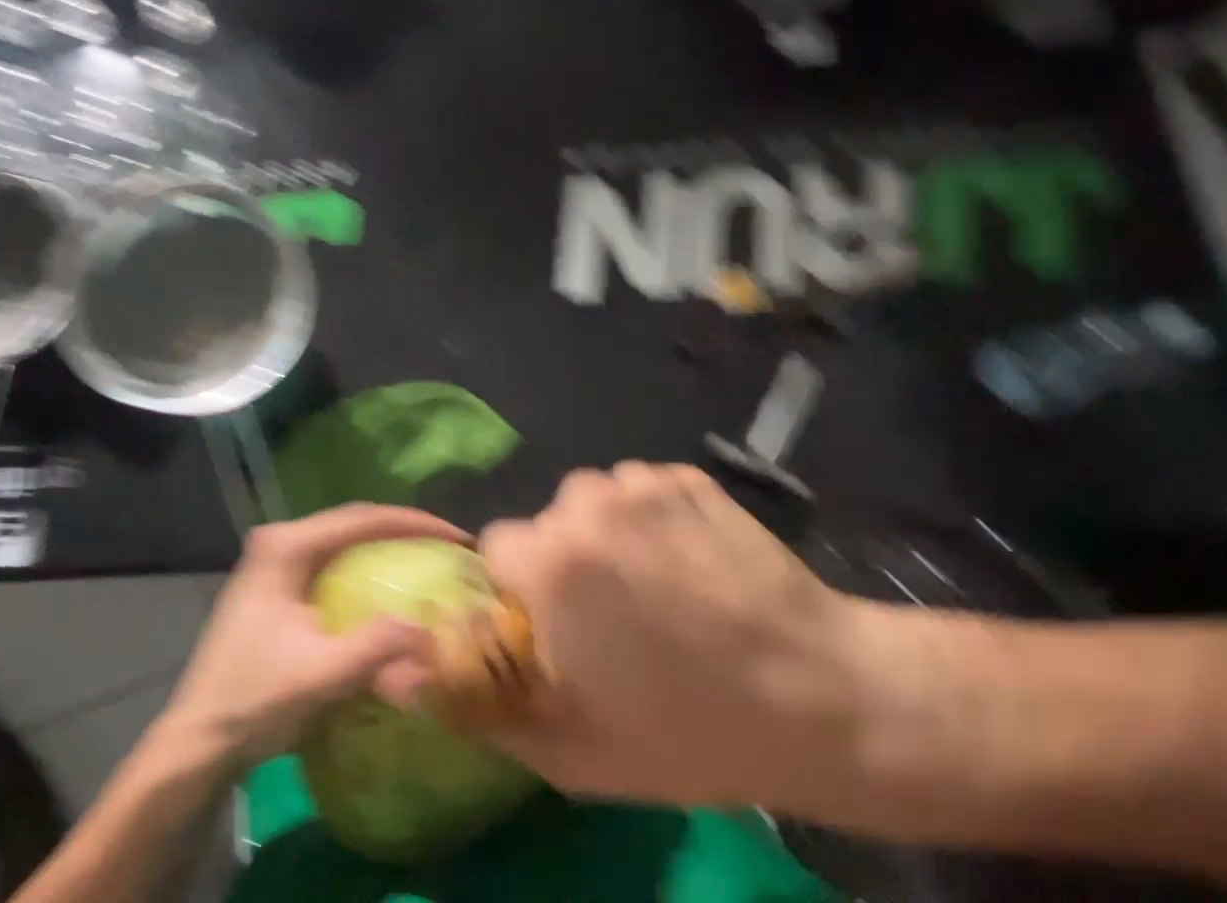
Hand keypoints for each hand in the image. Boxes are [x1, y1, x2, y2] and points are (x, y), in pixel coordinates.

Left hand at [157, 503, 470, 766]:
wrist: (201, 736)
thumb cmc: (255, 698)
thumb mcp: (322, 674)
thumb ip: (379, 646)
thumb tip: (432, 628)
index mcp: (285, 547)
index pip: (361, 519)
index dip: (415, 523)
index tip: (458, 538)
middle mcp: (278, 543)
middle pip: (353, 524)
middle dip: (405, 532)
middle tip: (451, 550)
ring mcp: (274, 564)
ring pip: (343, 544)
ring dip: (387, 550)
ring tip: (431, 564)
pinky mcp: (276, 587)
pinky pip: (332, 566)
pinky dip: (367, 573)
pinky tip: (391, 592)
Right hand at [474, 462, 869, 811]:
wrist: (830, 700)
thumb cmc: (689, 733)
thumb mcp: (571, 749)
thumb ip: (476, 707)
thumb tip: (396, 675)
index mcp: (551, 562)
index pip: (492, 552)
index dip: (518, 599)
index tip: (554, 637)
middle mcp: (588, 503)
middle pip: (545, 527)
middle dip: (561, 568)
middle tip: (611, 625)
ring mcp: (647, 482)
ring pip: (592, 505)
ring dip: (606, 541)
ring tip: (657, 594)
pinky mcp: (693, 477)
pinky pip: (641, 493)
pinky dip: (650, 523)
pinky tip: (691, 568)